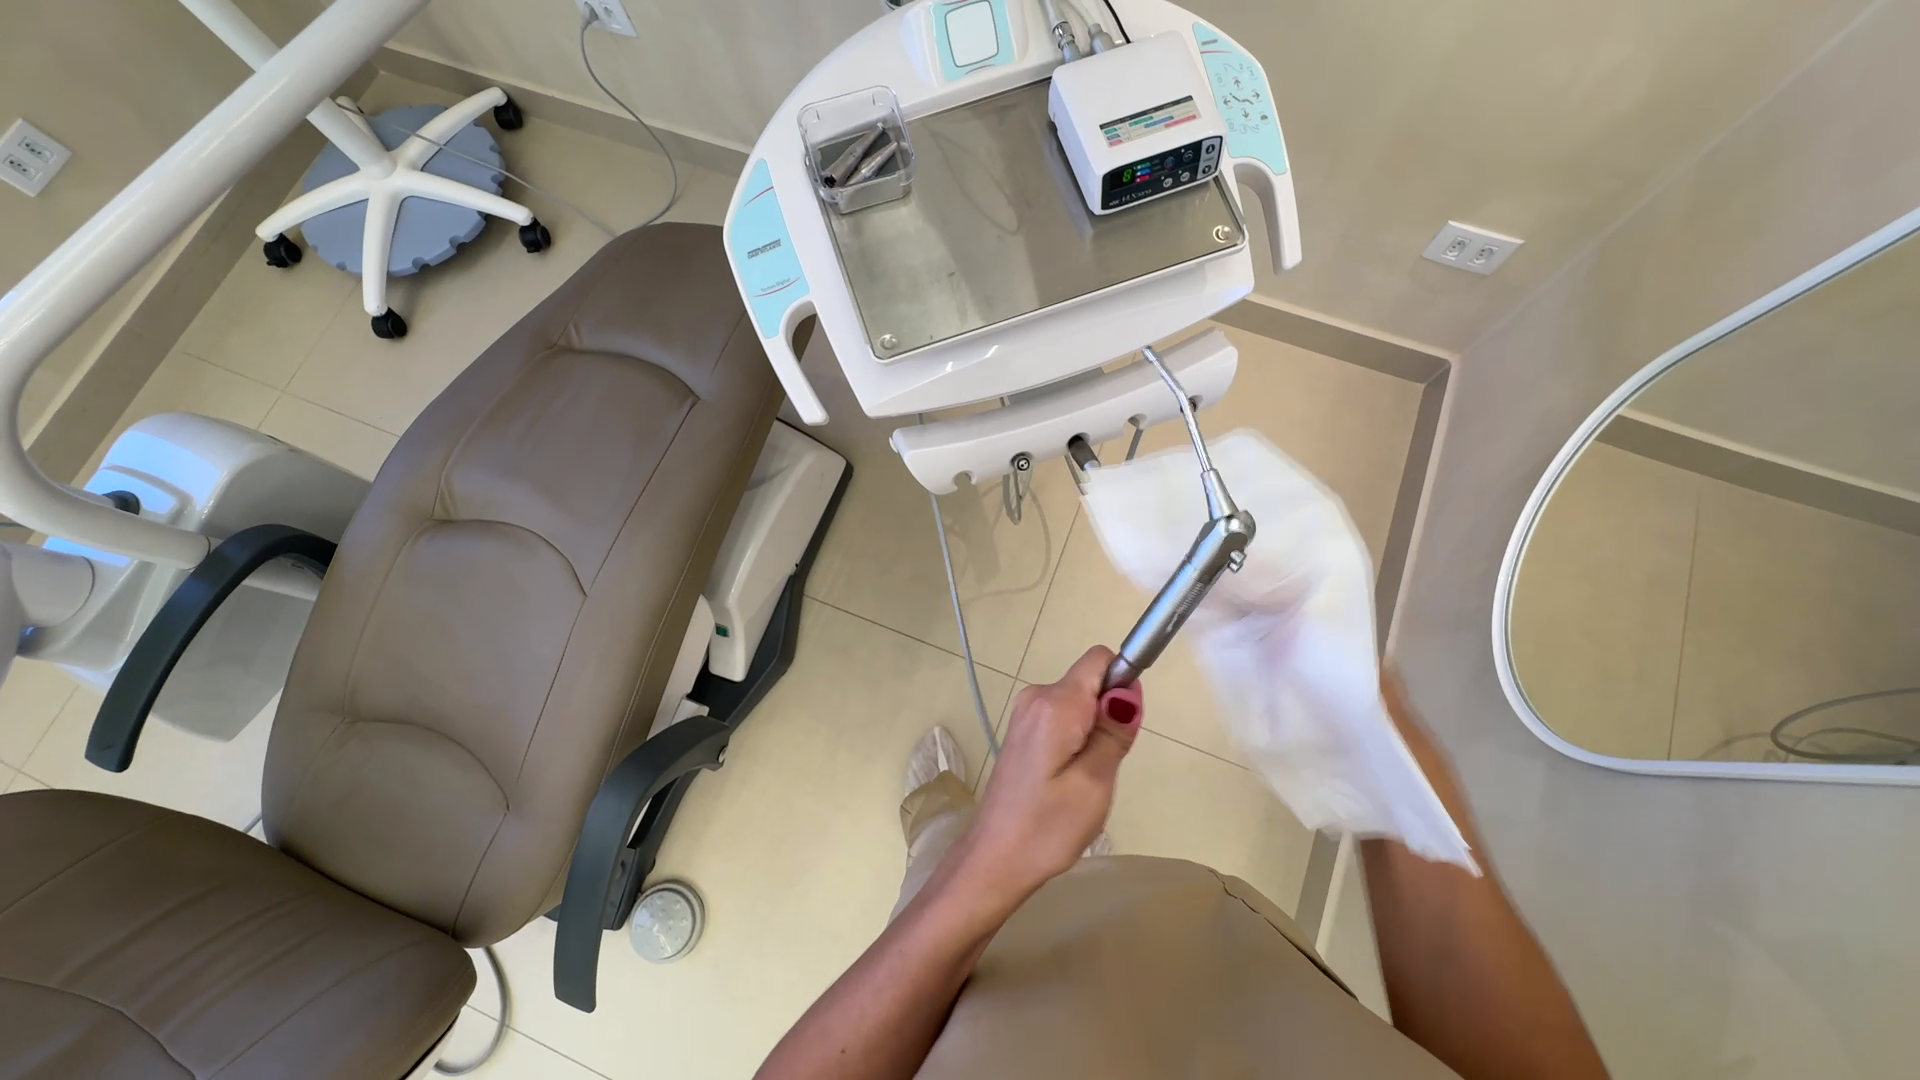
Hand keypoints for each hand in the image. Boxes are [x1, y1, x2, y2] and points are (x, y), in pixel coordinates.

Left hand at [955, 647, 1140, 906]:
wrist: (995, 858)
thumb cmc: (1048, 826)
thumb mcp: (1095, 781)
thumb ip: (1114, 731)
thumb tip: (1130, 688)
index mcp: (1055, 704)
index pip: (1100, 659)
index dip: (1122, 683)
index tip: (1124, 728)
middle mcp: (1036, 697)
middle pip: (1090, 682)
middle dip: (1108, 716)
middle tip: (1102, 767)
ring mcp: (1025, 715)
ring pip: (1079, 704)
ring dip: (1093, 734)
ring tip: (1083, 780)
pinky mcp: (1023, 732)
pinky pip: (1064, 719)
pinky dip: (1076, 742)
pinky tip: (1067, 781)